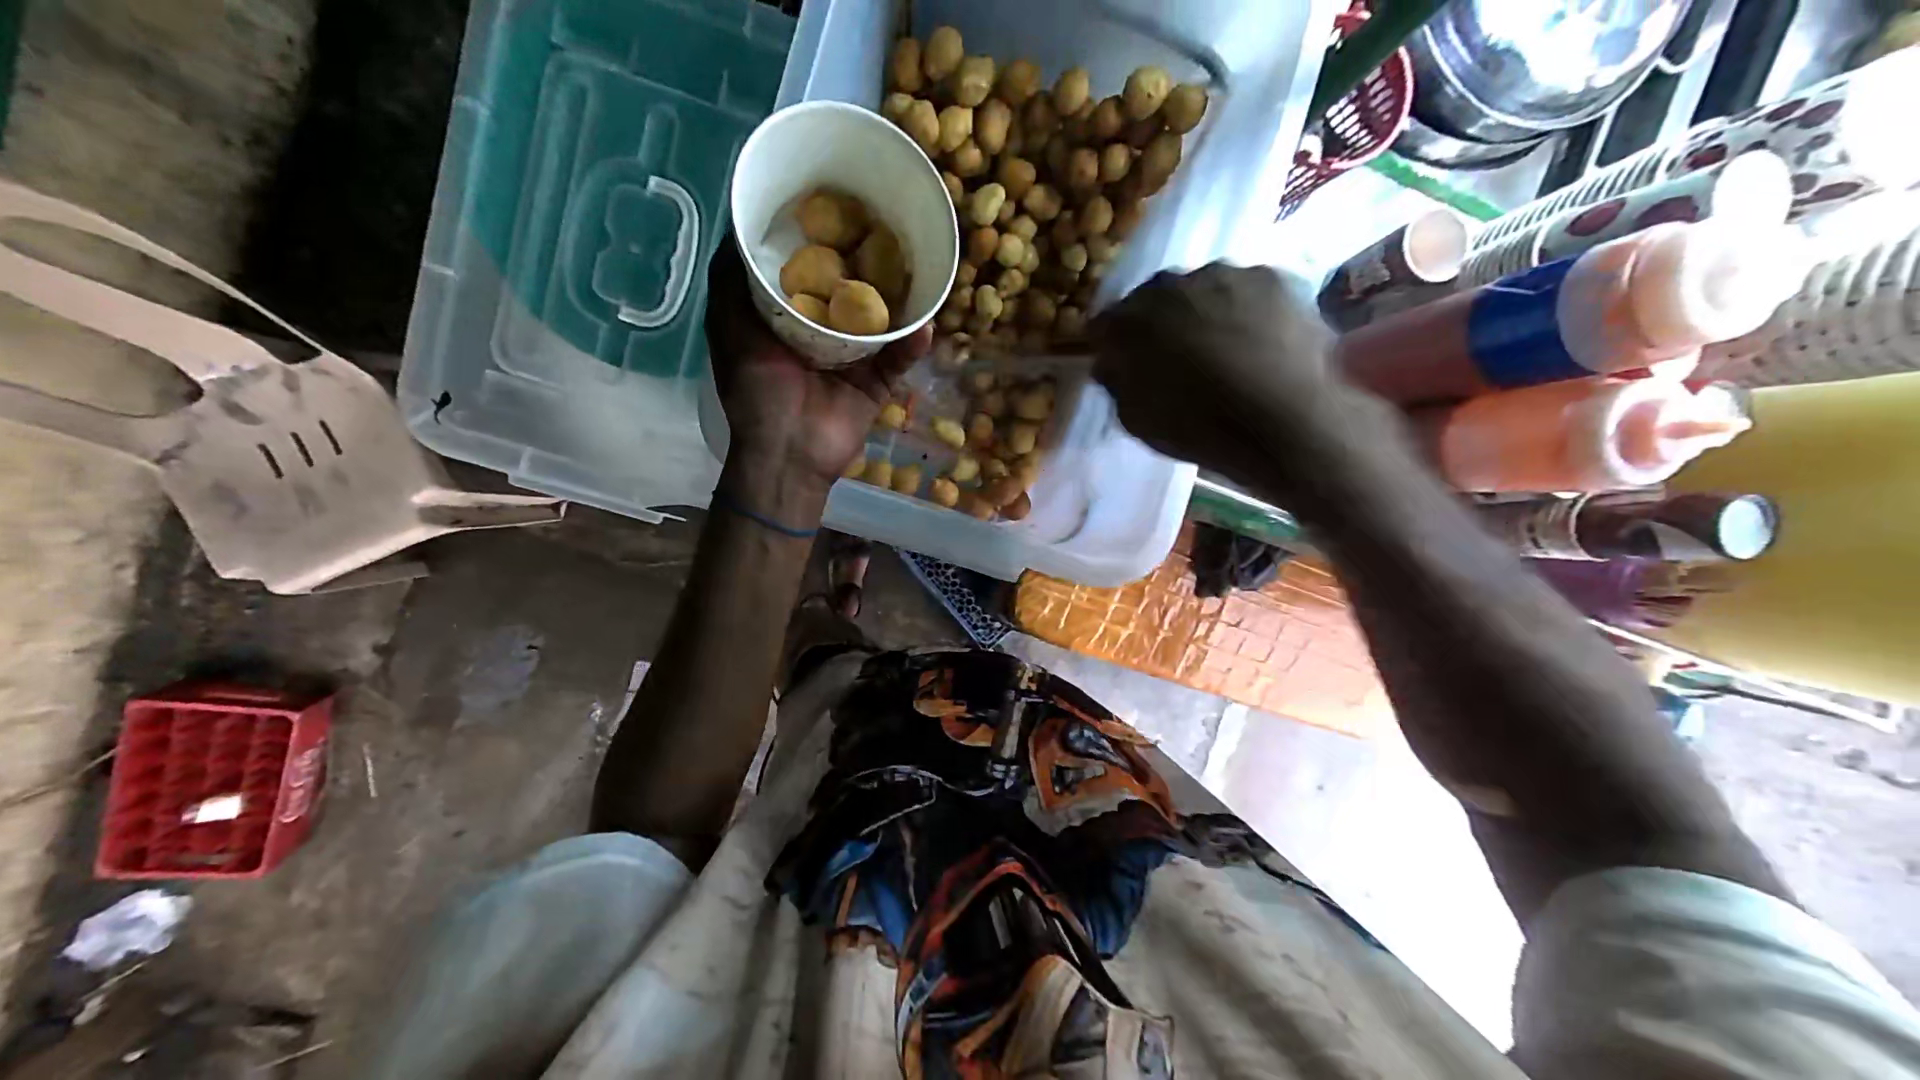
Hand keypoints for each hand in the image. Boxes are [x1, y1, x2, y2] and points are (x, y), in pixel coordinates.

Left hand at [705, 243, 931, 501]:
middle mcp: (819, 333)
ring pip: (878, 320)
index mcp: (784, 319)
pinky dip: (913, 344)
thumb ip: (729, 284)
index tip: (825, 198)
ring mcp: (852, 359)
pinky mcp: (876, 384)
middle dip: (861, 260)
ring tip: (914, 262)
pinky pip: (899, 359)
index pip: (801, 270)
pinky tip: (927, 324)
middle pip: (845, 289)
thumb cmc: (756, 393)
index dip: (812, 238)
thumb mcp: (730, 330)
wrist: (788, 455)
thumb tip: (739, 228)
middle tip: (881, 222)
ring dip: (897, 297)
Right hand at [1091, 262, 1353, 495]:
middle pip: (1155, 298)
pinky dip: (1249, 309)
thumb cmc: (1195, 428)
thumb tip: (1112, 362)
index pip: (1106, 324)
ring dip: (1206, 310)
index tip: (1120, 363)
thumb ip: (1118, 382)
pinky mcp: (1273, 277)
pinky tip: (1261, 340)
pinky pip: (1250, 290)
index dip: (1112, 344)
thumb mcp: (1135, 419)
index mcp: (1127, 321)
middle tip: (1175, 355)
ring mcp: (1224, 274)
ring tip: (1224, 347)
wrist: (1279, 421)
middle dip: (1160, 322)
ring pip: (1205, 288)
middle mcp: (1169, 284)